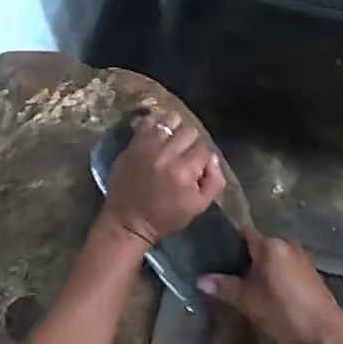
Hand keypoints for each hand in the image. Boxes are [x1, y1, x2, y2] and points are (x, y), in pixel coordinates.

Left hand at [102, 111, 223, 245]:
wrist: (127, 222)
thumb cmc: (166, 216)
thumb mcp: (199, 206)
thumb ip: (215, 181)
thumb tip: (213, 158)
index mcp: (184, 171)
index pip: (204, 148)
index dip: (203, 157)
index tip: (198, 167)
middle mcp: (166, 155)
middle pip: (190, 132)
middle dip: (191, 143)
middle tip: (185, 155)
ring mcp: (147, 148)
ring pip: (170, 121)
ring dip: (176, 129)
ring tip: (173, 140)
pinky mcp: (132, 146)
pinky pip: (148, 123)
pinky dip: (157, 124)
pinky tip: (160, 133)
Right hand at [198, 228, 342, 343]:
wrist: (324, 332)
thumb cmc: (282, 311)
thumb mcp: (248, 301)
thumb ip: (225, 287)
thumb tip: (200, 279)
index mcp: (271, 245)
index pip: (244, 233)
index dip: (228, 241)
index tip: (213, 253)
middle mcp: (287, 244)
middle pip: (259, 245)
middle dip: (242, 258)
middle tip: (222, 274)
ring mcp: (301, 258)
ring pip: (272, 258)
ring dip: (258, 269)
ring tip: (239, 286)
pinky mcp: (309, 273)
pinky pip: (284, 268)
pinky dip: (272, 276)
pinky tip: (262, 293)